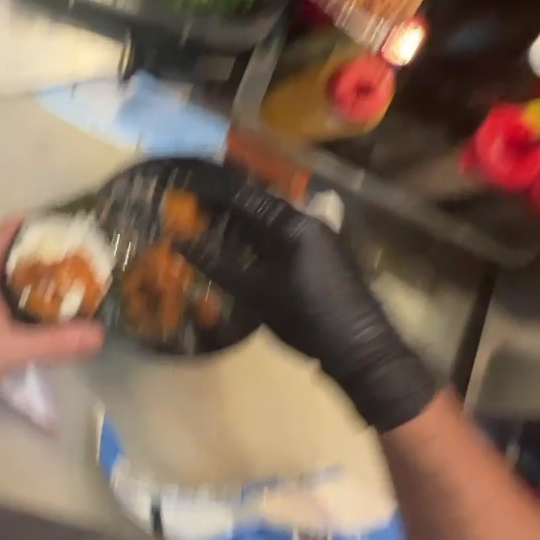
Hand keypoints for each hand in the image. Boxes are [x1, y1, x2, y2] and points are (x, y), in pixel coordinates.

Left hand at [0, 217, 104, 405]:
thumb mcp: (11, 350)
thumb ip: (54, 343)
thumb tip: (98, 334)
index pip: (9, 230)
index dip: (39, 223)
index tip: (69, 227)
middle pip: (12, 250)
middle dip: (44, 252)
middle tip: (79, 258)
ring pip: (6, 272)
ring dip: (33, 274)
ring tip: (69, 281)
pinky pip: (0, 290)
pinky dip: (22, 292)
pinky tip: (41, 310)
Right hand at [180, 170, 436, 431]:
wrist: (361, 351)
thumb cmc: (304, 317)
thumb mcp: (253, 291)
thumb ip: (215, 262)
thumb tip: (178, 239)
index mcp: (292, 223)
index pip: (243, 196)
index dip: (212, 192)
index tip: (184, 188)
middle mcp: (309, 221)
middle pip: (259, 205)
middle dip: (225, 208)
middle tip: (193, 212)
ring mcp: (321, 237)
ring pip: (273, 221)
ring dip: (243, 224)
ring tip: (211, 231)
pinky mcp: (326, 255)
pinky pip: (285, 236)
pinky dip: (260, 239)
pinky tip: (243, 253)